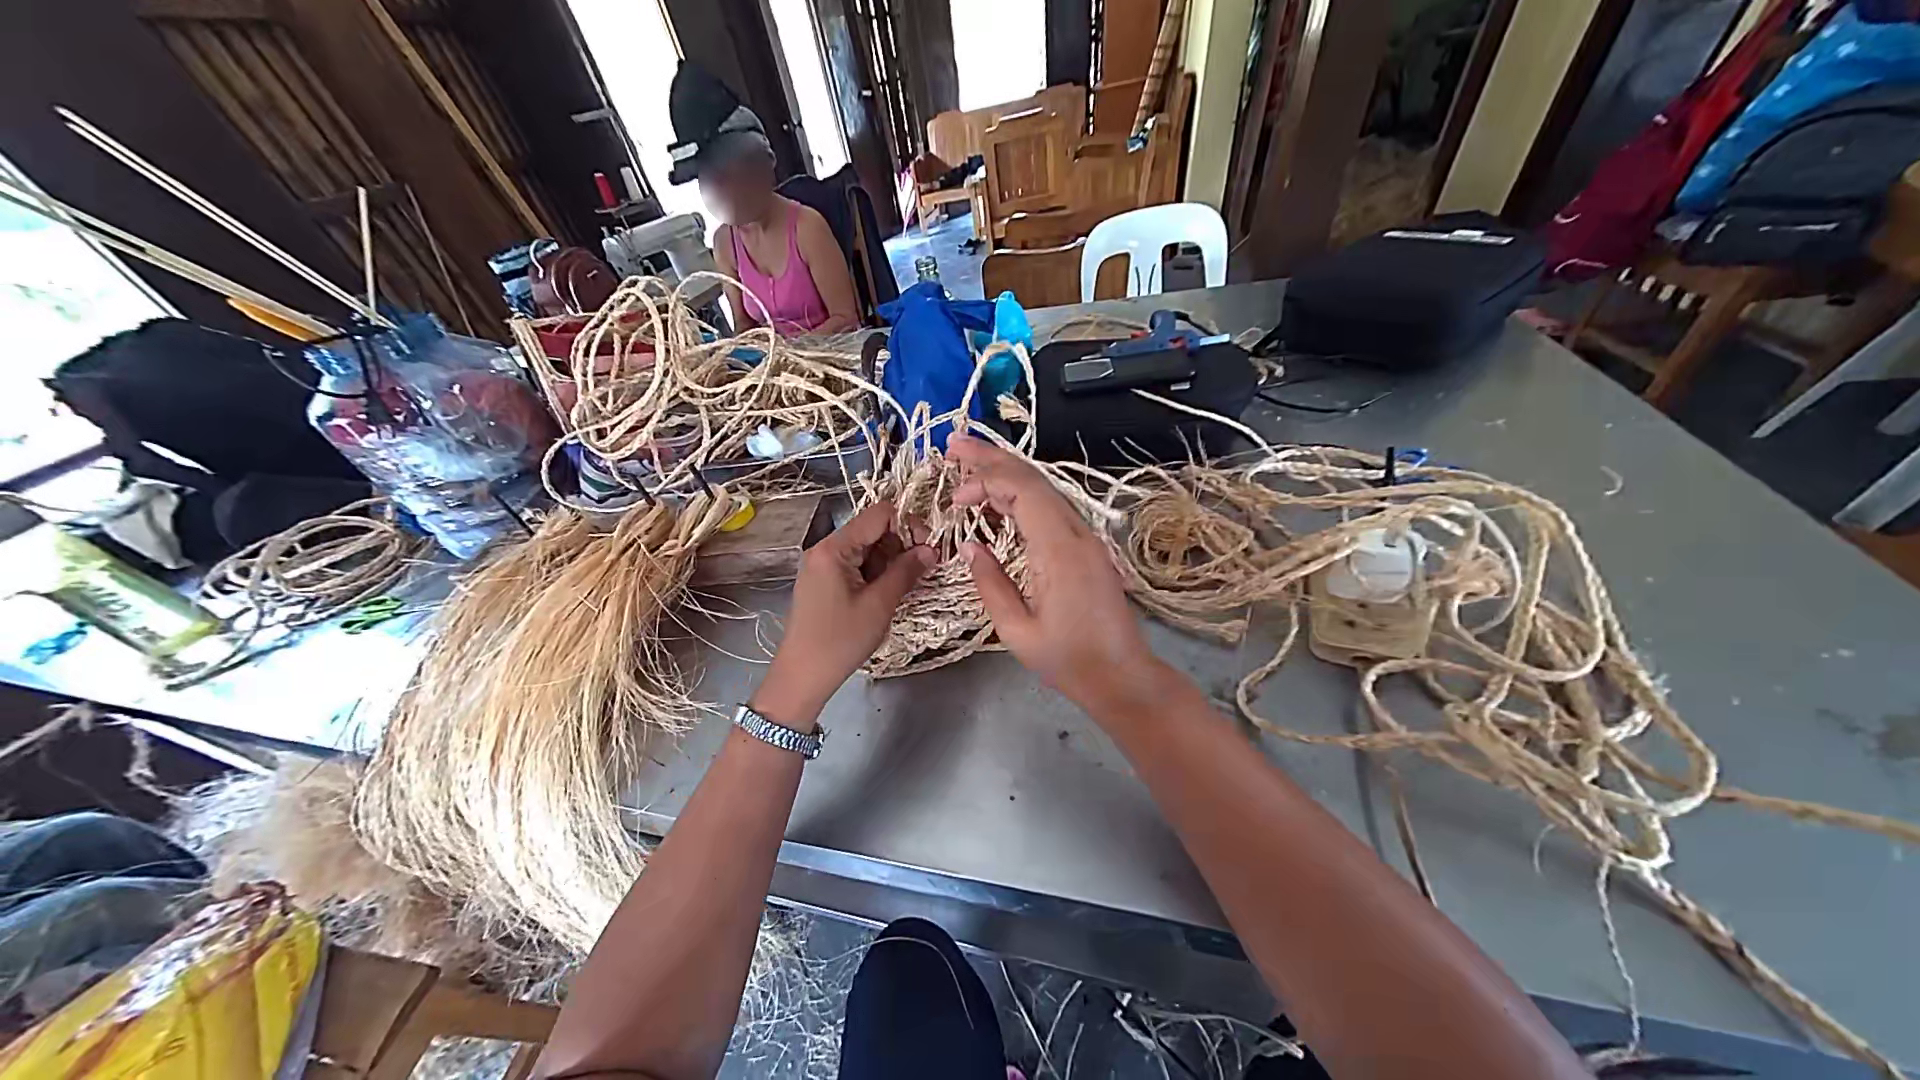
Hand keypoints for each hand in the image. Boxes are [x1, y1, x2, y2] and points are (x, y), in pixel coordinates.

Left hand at [755, 500, 933, 727]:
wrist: (802, 676)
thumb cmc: (839, 641)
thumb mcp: (879, 605)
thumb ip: (906, 571)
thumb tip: (931, 549)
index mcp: (834, 548)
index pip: (879, 514)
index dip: (908, 524)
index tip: (927, 548)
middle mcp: (826, 549)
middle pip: (873, 530)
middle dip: (901, 545)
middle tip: (921, 570)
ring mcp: (823, 566)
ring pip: (868, 549)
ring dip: (891, 562)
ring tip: (906, 586)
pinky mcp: (825, 582)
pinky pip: (857, 566)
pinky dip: (877, 574)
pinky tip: (888, 593)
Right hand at [947, 433, 1171, 718]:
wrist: (1123, 675)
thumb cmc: (1069, 660)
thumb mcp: (1016, 629)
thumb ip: (990, 582)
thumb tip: (969, 546)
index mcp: (1060, 550)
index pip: (1023, 491)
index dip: (985, 480)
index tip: (954, 496)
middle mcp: (1077, 534)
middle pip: (1034, 479)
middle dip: (993, 458)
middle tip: (955, 443)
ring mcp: (1087, 538)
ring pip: (1045, 490)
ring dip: (1007, 473)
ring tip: (971, 463)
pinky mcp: (1088, 547)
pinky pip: (1052, 509)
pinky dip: (1022, 496)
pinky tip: (1000, 500)